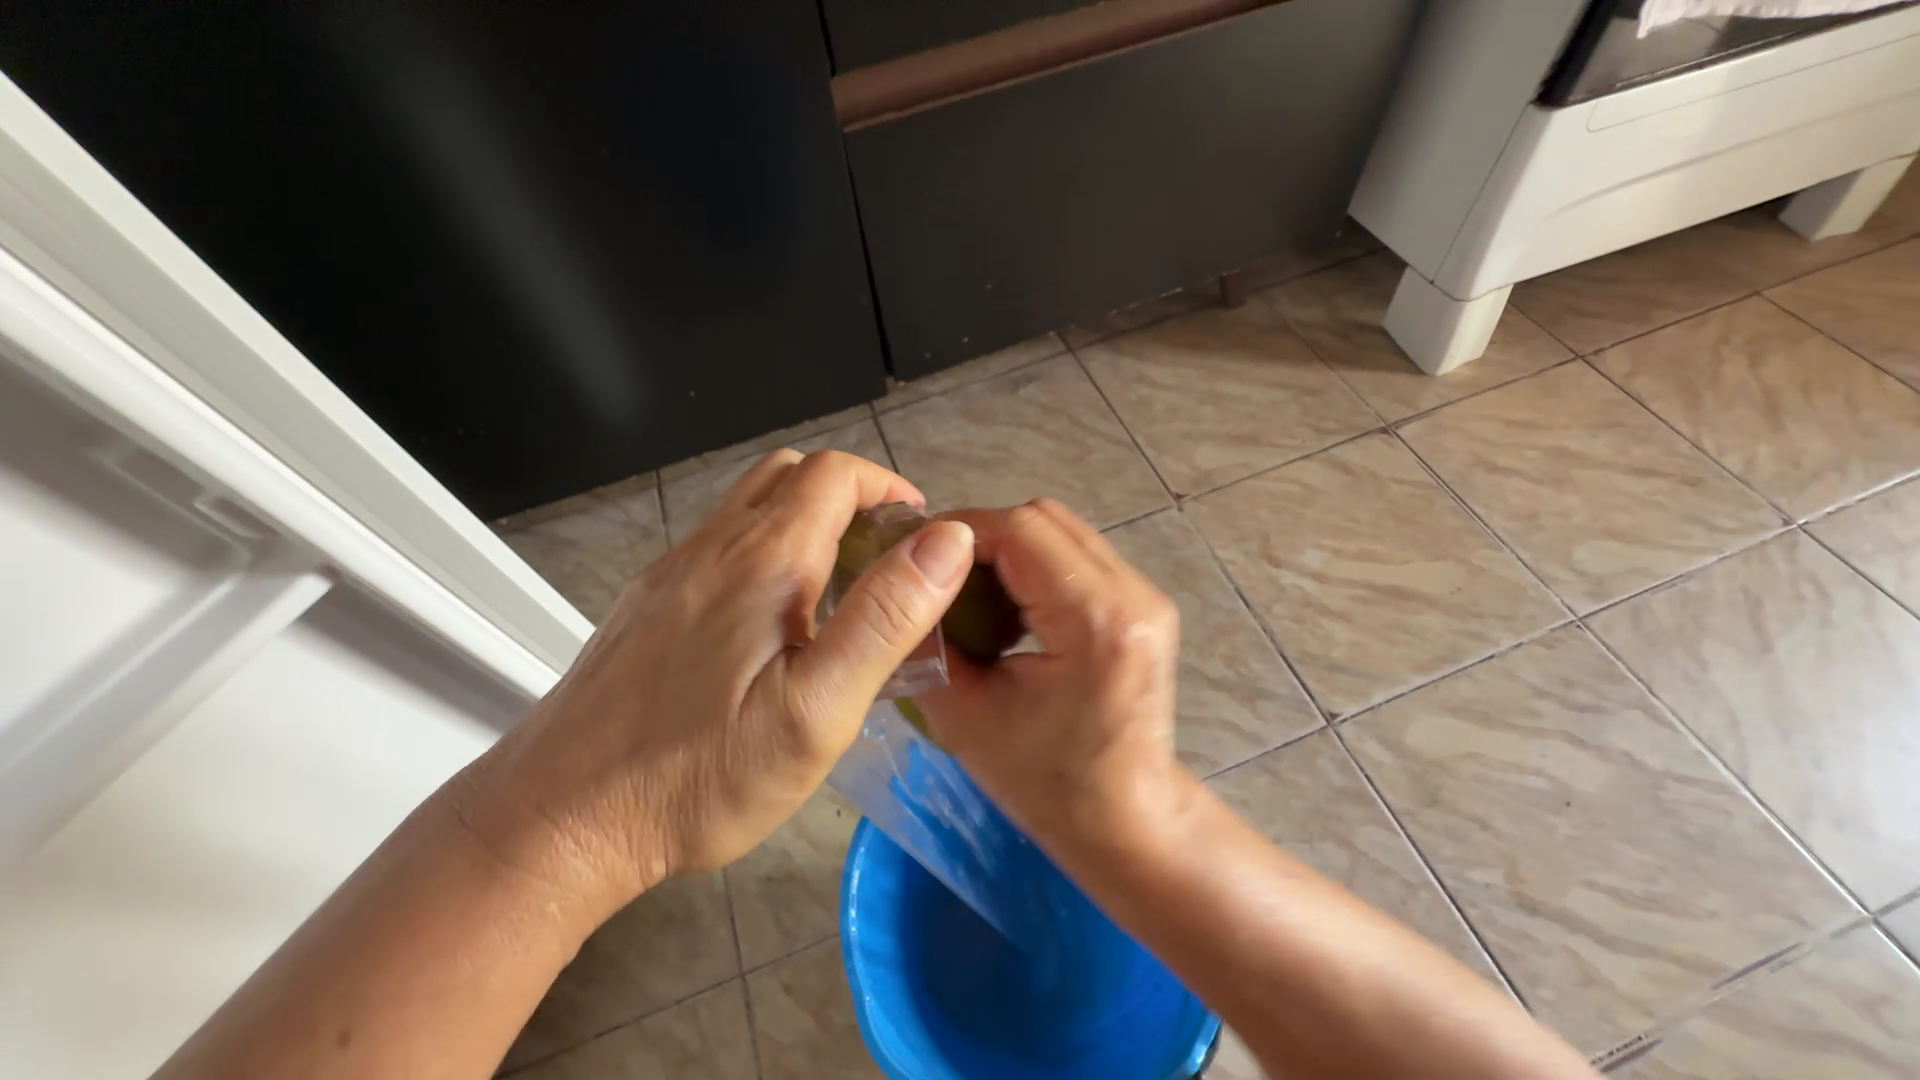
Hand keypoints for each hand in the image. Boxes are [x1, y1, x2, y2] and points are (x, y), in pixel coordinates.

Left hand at [456, 450, 974, 916]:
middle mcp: (711, 548)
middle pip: (789, 474)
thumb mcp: (818, 708)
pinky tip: (769, 626)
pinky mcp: (645, 605)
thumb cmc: (702, 775)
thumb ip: (886, 617)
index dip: (888, 486)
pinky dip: (763, 550)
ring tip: (837, 589)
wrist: (560, 820)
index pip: (835, 473)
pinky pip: (716, 547)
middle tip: (884, 558)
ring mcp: (669, 574)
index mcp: (764, 560)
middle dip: (850, 495)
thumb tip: (947, 539)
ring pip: (748, 507)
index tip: (920, 533)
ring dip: (805, 520)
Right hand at [922, 499, 1191, 851]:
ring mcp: (1146, 595)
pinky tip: (1008, 610)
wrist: (1128, 822)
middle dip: (980, 537)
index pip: (1019, 529)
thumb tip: (896, 585)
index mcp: (1095, 620)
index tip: (910, 559)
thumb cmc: (1046, 785)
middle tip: (935, 579)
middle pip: (1043, 518)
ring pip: (1060, 531)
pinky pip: (1076, 556)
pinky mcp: (1143, 605)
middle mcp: (1132, 594)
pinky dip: (1032, 566)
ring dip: (1007, 551)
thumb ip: (927, 642)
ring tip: (968, 595)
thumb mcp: (965, 719)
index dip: (957, 531)